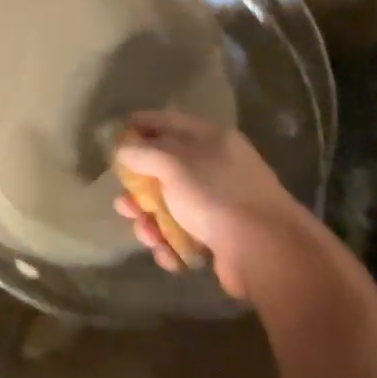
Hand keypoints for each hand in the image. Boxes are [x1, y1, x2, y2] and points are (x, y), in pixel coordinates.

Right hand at [112, 110, 307, 299]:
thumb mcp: (173, 165)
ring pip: (169, 208)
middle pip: (165, 172)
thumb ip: (143, 153)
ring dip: (151, 224)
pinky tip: (169, 254)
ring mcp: (218, 204)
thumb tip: (122, 149)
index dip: (141, 125)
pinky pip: (182, 236)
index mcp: (211, 141)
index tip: (114, 135)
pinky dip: (171, 246)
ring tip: (148, 236)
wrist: (262, 249)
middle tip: (124, 204)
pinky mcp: (218, 237)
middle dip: (139, 191)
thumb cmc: (215, 196)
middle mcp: (216, 169)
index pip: (170, 122)